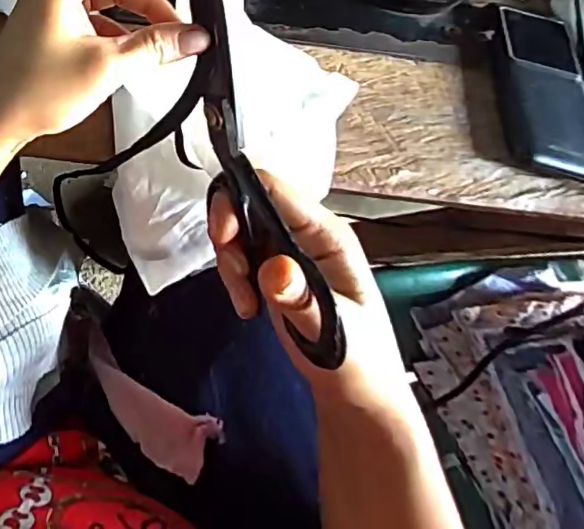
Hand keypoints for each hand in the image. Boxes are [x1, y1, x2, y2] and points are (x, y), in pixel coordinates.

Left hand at [0, 0, 210, 147]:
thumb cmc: (30, 90)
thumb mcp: (104, 66)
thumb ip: (154, 47)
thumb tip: (194, 36)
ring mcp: (58, 1)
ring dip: (145, 1)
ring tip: (176, 28)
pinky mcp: (60, 22)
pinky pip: (102, 8)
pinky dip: (128, 20)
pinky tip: (147, 44)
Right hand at [209, 166, 411, 406]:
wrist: (357, 396)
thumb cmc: (358, 363)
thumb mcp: (335, 333)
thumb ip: (302, 300)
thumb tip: (276, 268)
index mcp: (326, 233)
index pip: (271, 187)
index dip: (238, 198)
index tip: (225, 235)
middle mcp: (304, 232)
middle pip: (245, 202)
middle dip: (228, 233)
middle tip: (234, 270)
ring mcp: (286, 247)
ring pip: (236, 228)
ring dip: (229, 262)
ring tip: (246, 300)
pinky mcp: (271, 265)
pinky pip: (237, 253)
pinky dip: (232, 276)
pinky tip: (248, 305)